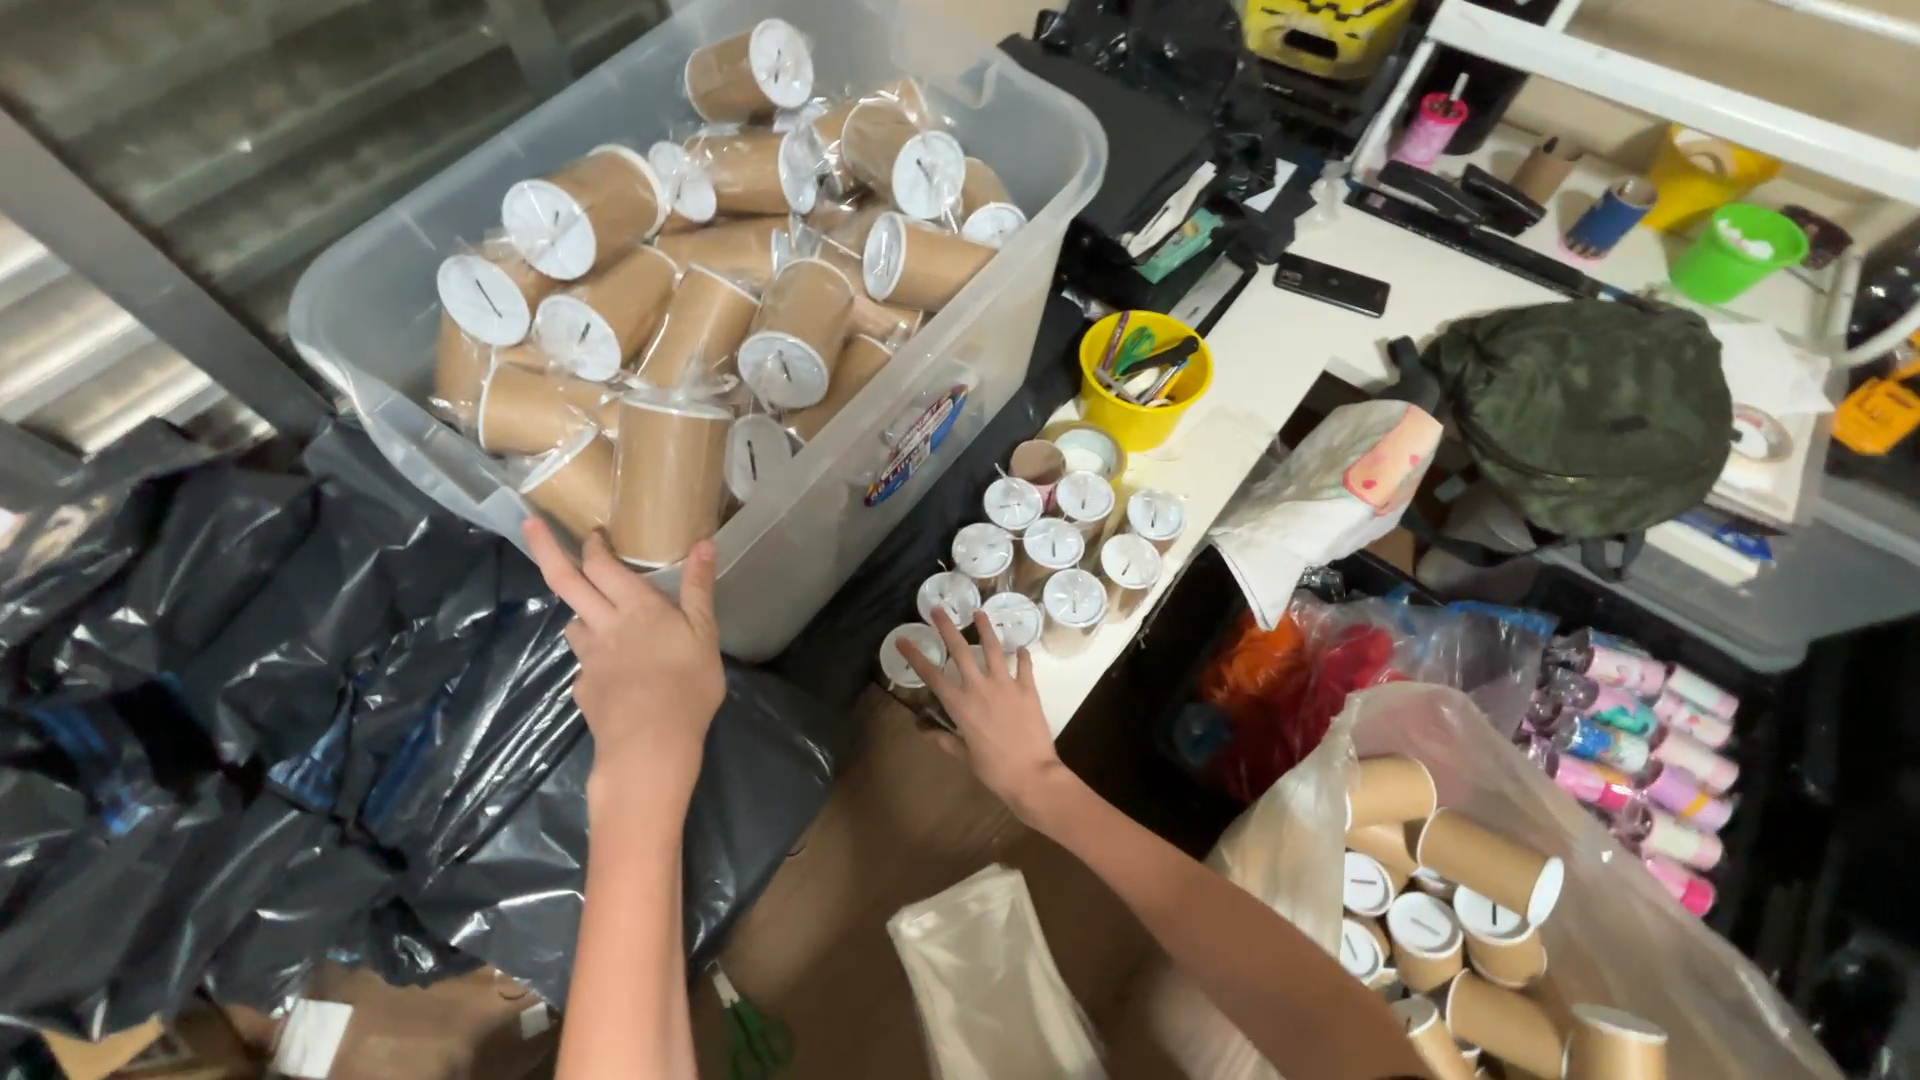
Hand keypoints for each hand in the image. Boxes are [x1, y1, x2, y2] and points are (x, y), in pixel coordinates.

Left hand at [523, 519, 725, 800]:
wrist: (650, 744)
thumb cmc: (686, 684)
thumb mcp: (705, 634)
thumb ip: (699, 589)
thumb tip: (703, 543)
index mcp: (635, 606)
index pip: (603, 564)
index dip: (593, 544)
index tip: (591, 530)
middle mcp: (604, 625)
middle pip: (566, 582)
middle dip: (546, 549)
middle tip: (530, 523)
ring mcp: (589, 658)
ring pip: (572, 623)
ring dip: (577, 609)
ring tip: (592, 612)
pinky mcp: (585, 688)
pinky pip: (584, 663)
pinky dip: (592, 657)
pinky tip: (610, 669)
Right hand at [898, 609, 1067, 820]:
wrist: (1032, 775)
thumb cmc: (994, 770)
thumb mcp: (964, 756)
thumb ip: (943, 740)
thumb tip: (924, 731)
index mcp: (960, 705)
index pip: (932, 675)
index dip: (915, 656)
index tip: (903, 639)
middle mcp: (980, 688)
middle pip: (960, 650)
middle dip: (946, 627)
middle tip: (938, 609)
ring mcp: (1006, 685)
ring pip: (993, 649)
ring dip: (985, 629)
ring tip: (979, 613)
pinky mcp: (1028, 689)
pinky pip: (1024, 666)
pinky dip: (1022, 655)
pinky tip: (1020, 647)